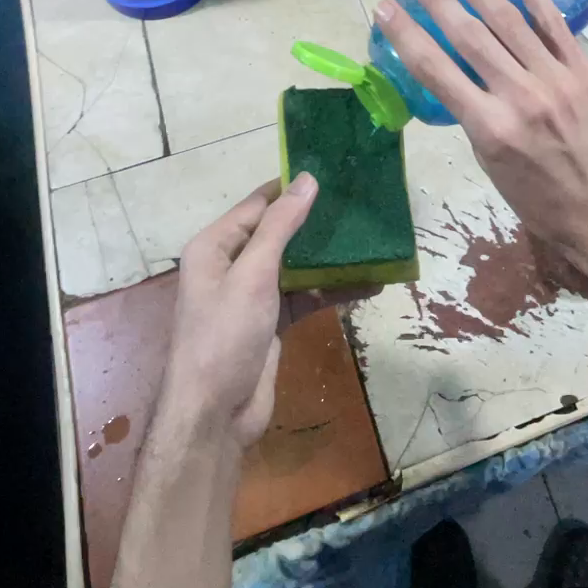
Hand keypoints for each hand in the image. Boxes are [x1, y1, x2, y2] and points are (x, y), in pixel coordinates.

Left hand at [160, 176, 349, 448]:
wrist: (215, 414)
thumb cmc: (224, 335)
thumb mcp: (252, 274)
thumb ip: (280, 226)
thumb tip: (307, 179)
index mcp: (216, 246)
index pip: (258, 205)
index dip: (292, 189)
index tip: (333, 173)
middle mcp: (233, 265)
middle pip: (280, 233)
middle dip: (317, 222)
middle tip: (360, 205)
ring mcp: (253, 295)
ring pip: (297, 265)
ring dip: (330, 258)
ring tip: (372, 240)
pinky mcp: (272, 321)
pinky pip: (306, 296)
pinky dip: (332, 291)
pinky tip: (369, 284)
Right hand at [372, 0, 587, 262]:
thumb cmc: (540, 200)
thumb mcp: (491, 165)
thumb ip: (474, 115)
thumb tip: (461, 77)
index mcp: (489, 127)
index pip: (435, 69)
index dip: (406, 34)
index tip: (385, 9)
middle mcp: (520, 96)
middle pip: (469, 36)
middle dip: (438, 2)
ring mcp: (556, 79)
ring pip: (510, 22)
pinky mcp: (585, 71)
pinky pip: (555, 24)